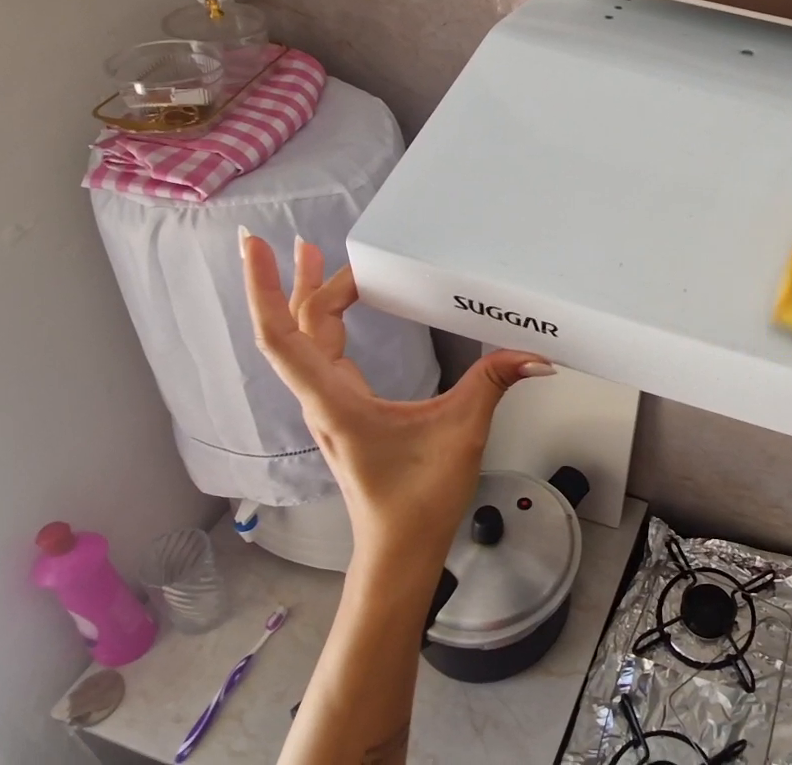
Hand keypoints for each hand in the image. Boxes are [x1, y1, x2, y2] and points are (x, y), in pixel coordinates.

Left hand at [241, 230, 554, 553]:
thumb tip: (533, 355)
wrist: (400, 549)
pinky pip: (323, 359)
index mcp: (336, 400)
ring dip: (307, 301)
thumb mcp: (462, 431)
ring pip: (305, 343)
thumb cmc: (417, 501)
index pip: (285, 334)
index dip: (265, 286)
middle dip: (292, 281)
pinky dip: (326, 327)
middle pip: (294, 329)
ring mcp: (330, 408)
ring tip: (317, 263)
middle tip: (303, 241)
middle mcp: (323, 400)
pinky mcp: (345, 415)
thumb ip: (494, 382)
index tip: (258, 247)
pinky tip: (344, 317)